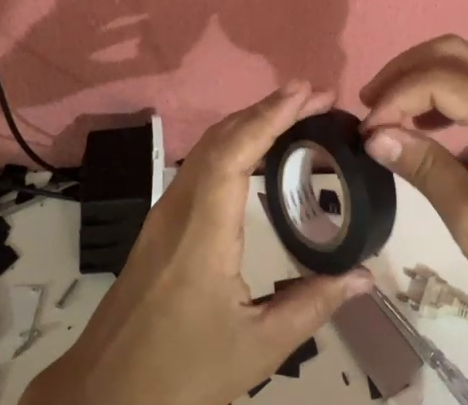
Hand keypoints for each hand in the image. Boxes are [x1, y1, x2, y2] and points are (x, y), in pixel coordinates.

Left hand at [23, 82, 373, 404]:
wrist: (102, 396)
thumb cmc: (179, 372)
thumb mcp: (257, 349)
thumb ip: (312, 305)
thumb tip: (365, 276)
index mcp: (202, 233)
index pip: (235, 153)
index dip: (271, 116)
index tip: (307, 92)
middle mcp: (178, 210)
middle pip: (221, 139)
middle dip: (268, 109)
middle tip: (315, 97)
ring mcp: (163, 216)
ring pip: (207, 150)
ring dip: (249, 123)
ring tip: (294, 115)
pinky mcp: (159, 228)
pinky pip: (199, 168)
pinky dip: (233, 145)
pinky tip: (257, 156)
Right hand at [360, 37, 467, 403]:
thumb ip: (423, 167)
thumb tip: (373, 134)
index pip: (440, 79)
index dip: (395, 97)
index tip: (364, 133)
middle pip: (453, 52)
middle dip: (405, 72)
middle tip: (368, 107)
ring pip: (466, 61)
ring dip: (423, 76)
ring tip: (386, 110)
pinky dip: (444, 92)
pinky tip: (423, 125)